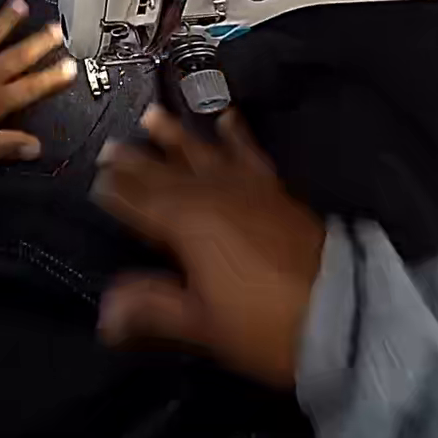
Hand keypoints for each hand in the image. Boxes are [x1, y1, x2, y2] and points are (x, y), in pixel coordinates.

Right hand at [91, 107, 326, 388]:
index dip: (115, 192)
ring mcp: (240, 186)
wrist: (340, 313)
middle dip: (132, 161)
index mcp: (185, 225)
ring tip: (152, 115)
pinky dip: (236, 133)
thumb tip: (105, 311)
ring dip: (173, 135)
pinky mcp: (269, 186)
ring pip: (197, 153)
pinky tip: (228, 116)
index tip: (97, 180)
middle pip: (160, 174)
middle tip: (110, 146)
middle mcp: (208, 195)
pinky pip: (248, 151)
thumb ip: (152, 307)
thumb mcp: (201, 323)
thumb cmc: (263, 323)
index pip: (139, 204)